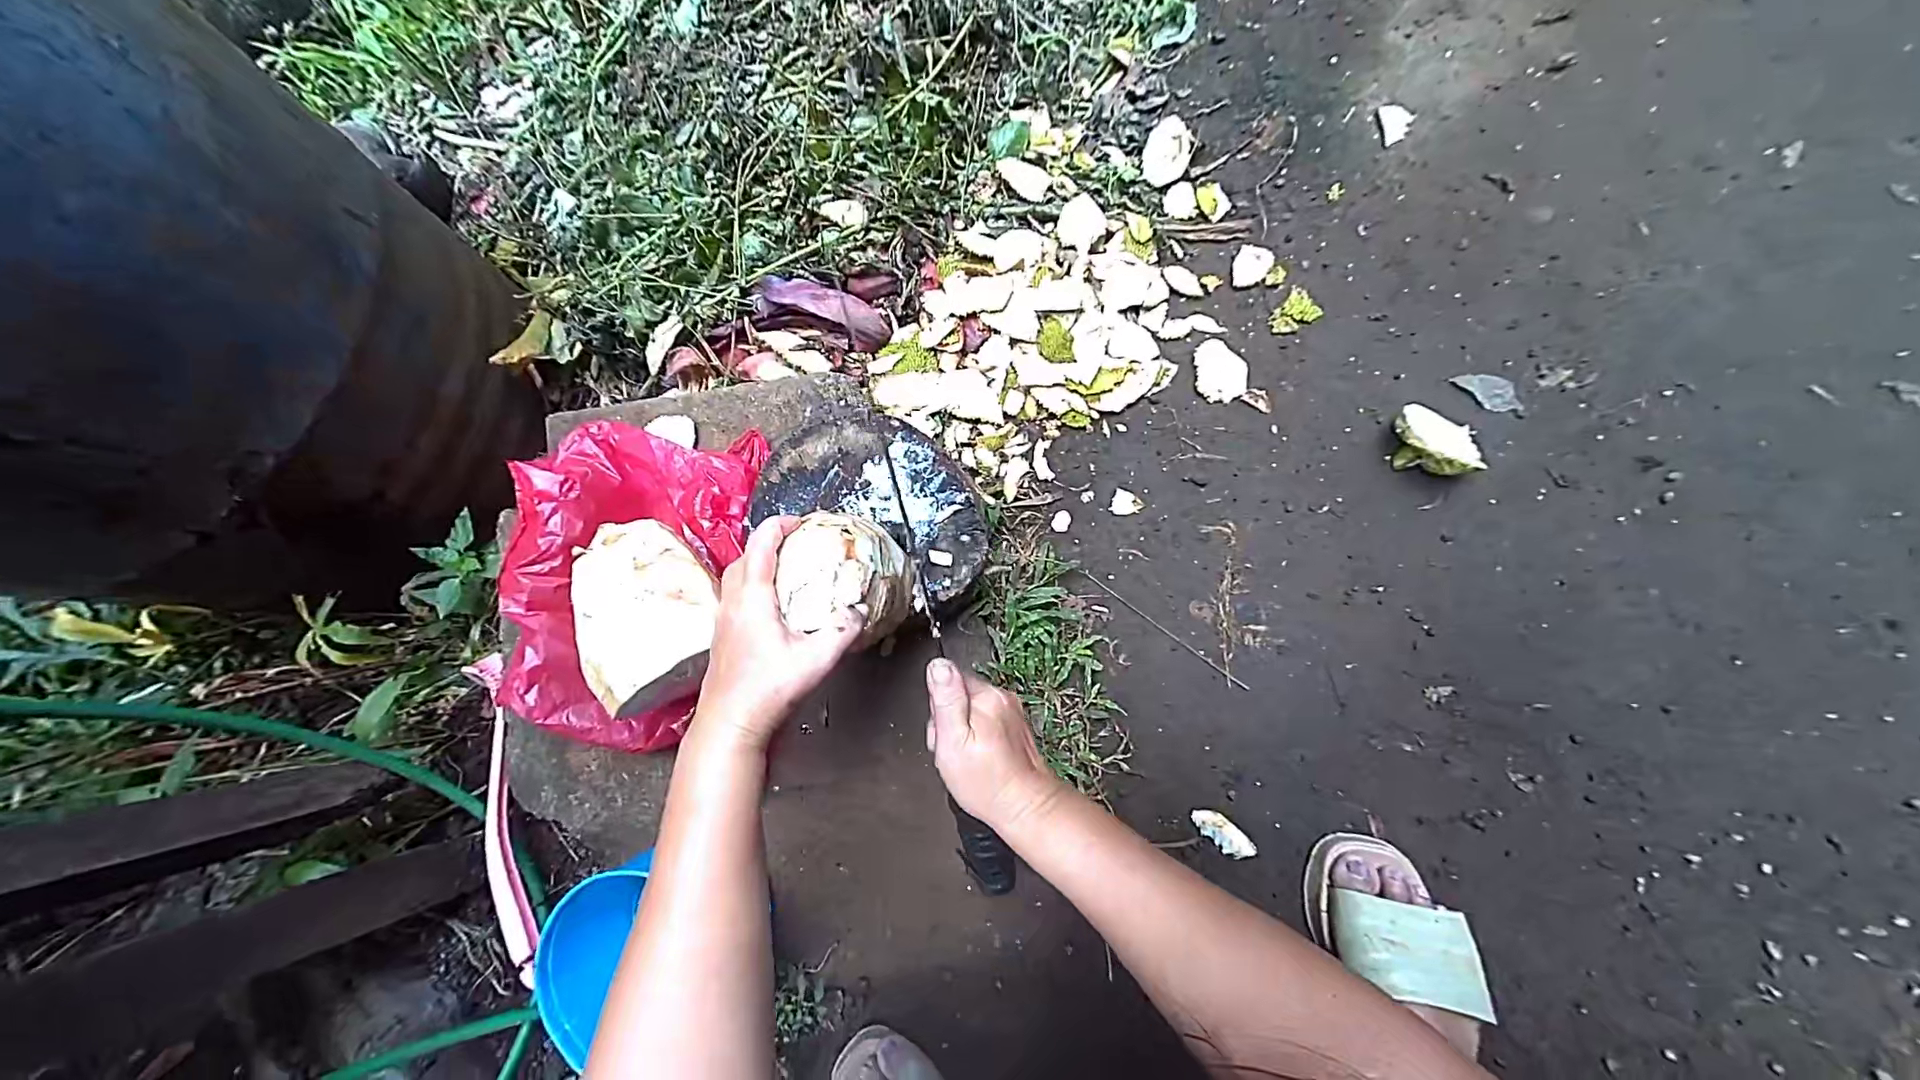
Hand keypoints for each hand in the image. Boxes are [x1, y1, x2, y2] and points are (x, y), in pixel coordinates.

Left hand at [694, 516, 860, 749]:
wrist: (729, 724)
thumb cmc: (765, 691)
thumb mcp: (816, 659)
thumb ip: (843, 631)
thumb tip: (858, 612)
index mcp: (752, 598)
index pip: (761, 543)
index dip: (780, 525)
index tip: (799, 522)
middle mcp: (732, 603)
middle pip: (744, 556)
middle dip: (768, 541)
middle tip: (794, 542)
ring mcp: (723, 620)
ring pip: (736, 577)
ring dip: (757, 564)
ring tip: (784, 570)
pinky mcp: (723, 637)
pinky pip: (735, 597)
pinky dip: (752, 587)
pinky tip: (772, 606)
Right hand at [925, 659, 1066, 830]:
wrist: (1024, 807)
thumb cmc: (986, 782)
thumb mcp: (952, 740)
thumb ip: (944, 699)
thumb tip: (938, 665)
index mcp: (986, 697)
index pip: (947, 683)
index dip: (938, 711)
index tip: (944, 733)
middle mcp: (1003, 699)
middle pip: (960, 697)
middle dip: (951, 722)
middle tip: (956, 750)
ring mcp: (1012, 713)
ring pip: (972, 712)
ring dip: (964, 733)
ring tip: (969, 759)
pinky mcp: (1016, 728)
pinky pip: (986, 724)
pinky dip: (980, 740)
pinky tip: (980, 761)